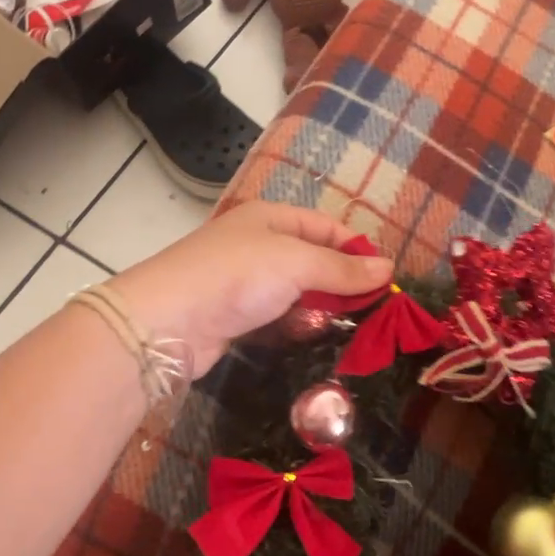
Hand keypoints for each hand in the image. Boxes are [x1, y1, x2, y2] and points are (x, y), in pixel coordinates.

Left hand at [109, 203, 392, 376]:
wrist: (167, 321)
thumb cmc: (237, 276)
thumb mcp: (297, 263)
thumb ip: (342, 268)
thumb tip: (387, 269)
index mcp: (271, 218)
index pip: (326, 227)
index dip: (357, 248)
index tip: (386, 277)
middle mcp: (258, 244)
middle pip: (313, 260)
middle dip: (342, 282)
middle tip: (374, 309)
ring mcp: (244, 282)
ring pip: (296, 292)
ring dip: (321, 307)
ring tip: (348, 327)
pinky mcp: (235, 316)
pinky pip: (277, 317)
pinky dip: (296, 325)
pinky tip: (312, 337)